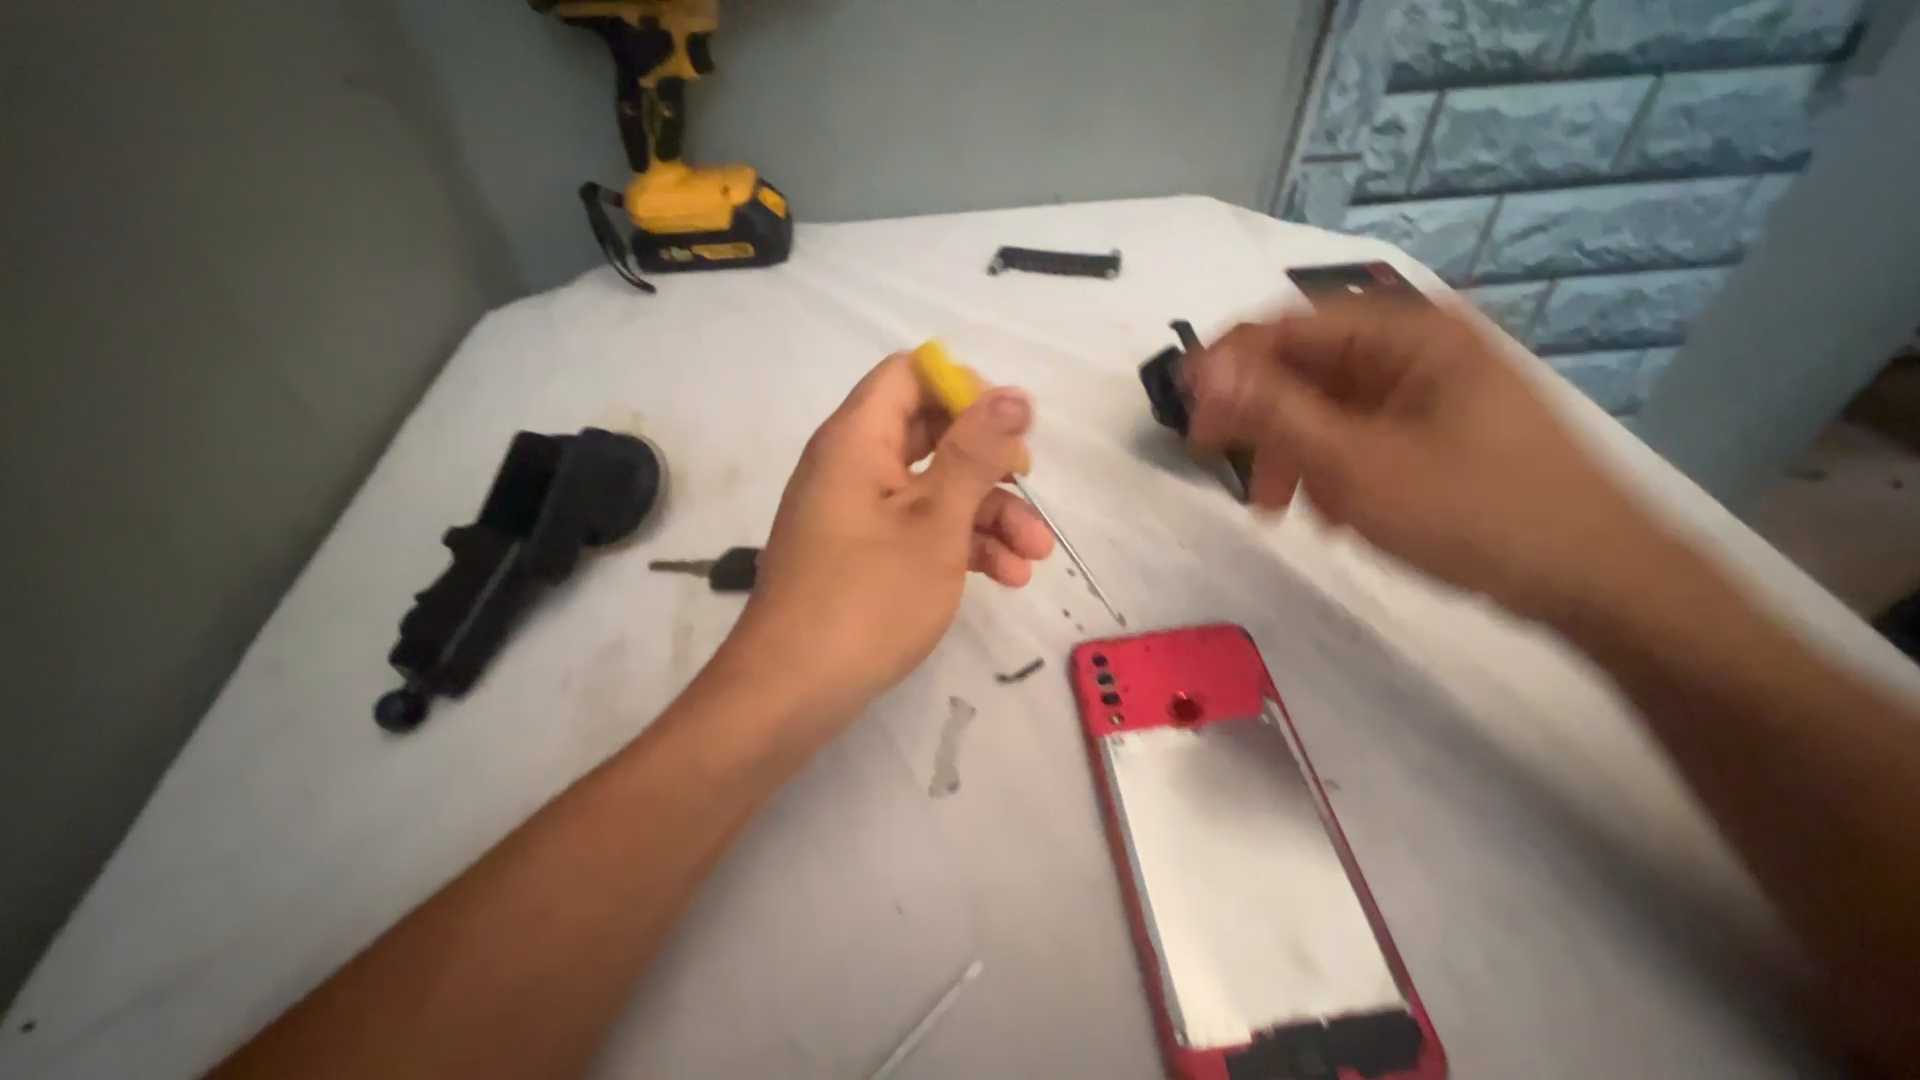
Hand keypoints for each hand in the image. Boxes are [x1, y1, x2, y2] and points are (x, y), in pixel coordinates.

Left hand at [721, 353, 1055, 725]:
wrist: (792, 692)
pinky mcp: (862, 555)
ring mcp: (855, 513)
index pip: (910, 375)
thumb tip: (1012, 393)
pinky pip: (917, 529)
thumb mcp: (935, 523)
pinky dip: (960, 545)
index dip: (963, 391)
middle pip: (930, 433)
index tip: (1006, 430)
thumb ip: (976, 454)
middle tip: (1030, 485)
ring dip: (987, 514)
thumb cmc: (868, 598)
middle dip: (989, 462)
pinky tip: (1006, 577)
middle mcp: (852, 466)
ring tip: (1035, 556)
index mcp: (857, 439)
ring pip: (932, 489)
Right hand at [1187, 297, 1678, 621]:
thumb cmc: (1474, 512)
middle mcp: (1420, 347)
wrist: (1596, 580)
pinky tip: (1329, 512)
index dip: (1228, 365)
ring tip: (1277, 507)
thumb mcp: (1356, 465)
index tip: (1186, 415)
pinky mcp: (1442, 431)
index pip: (1289, 325)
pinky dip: (1330, 467)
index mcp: (1408, 332)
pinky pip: (1361, 435)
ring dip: (1290, 451)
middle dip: (1258, 419)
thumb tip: (1202, 370)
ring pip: (1330, 406)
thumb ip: (1273, 414)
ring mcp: (1435, 390)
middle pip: (1307, 366)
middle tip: (1218, 466)